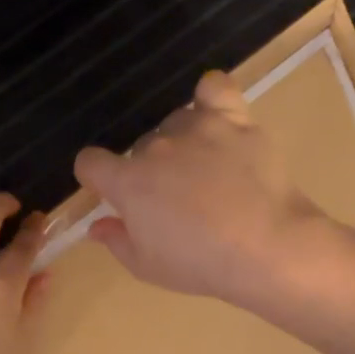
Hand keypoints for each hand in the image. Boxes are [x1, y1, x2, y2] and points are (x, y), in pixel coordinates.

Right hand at [72, 70, 326, 301]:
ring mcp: (198, 127)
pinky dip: (209, 96)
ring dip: (179, 141)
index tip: (110, 194)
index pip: (90, 162)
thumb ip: (117, 240)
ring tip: (201, 168)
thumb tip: (97, 226)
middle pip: (139, 147)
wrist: (265, 247)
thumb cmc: (198, 264)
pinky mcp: (236, 120)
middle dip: (147, 169)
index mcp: (128, 183)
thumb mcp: (146, 265)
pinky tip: (214, 115)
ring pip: (174, 122)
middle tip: (172, 199)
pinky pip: (214, 87)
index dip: (95, 178)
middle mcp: (157, 147)